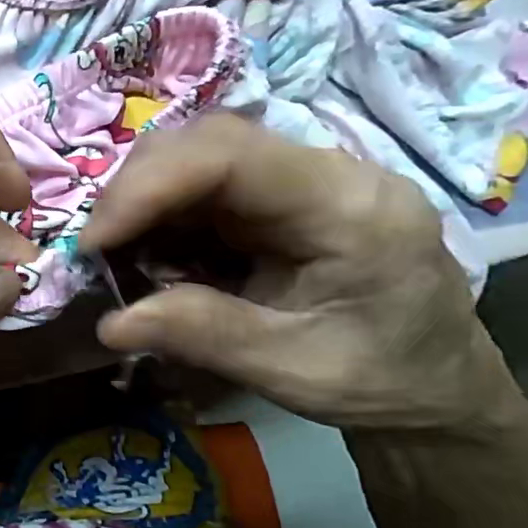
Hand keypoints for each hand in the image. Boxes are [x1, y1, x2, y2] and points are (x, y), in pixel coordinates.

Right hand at [80, 114, 518, 434]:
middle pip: (205, 142)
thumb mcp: (292, 370)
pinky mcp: (275, 196)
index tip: (94, 243)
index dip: (146, 187)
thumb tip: (110, 322)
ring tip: (119, 258)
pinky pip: (200, 185)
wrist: (433, 385)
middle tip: (98, 252)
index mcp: (347, 206)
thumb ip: (204, 335)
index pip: (229, 156)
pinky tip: (151, 256)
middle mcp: (324, 173)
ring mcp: (299, 179)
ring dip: (142, 203)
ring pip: (194, 156)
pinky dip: (159, 217)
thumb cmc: (380, 379)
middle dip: (135, 191)